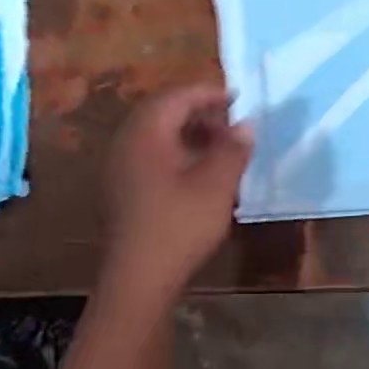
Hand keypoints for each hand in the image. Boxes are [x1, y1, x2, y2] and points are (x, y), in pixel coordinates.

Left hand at [99, 85, 252, 305]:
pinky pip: (153, 156)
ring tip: (223, 148)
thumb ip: (233, 150)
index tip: (238, 98)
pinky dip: (179, 153)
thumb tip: (246, 125)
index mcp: (146, 135)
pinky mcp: (125, 190)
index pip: (176, 98)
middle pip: (162, 113)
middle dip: (200, 113)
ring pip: (158, 136)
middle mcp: (127, 144)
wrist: (141, 275)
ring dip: (191, 134)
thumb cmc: (181, 224)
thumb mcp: (217, 185)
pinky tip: (201, 173)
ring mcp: (121, 168)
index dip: (208, 93)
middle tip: (232, 123)